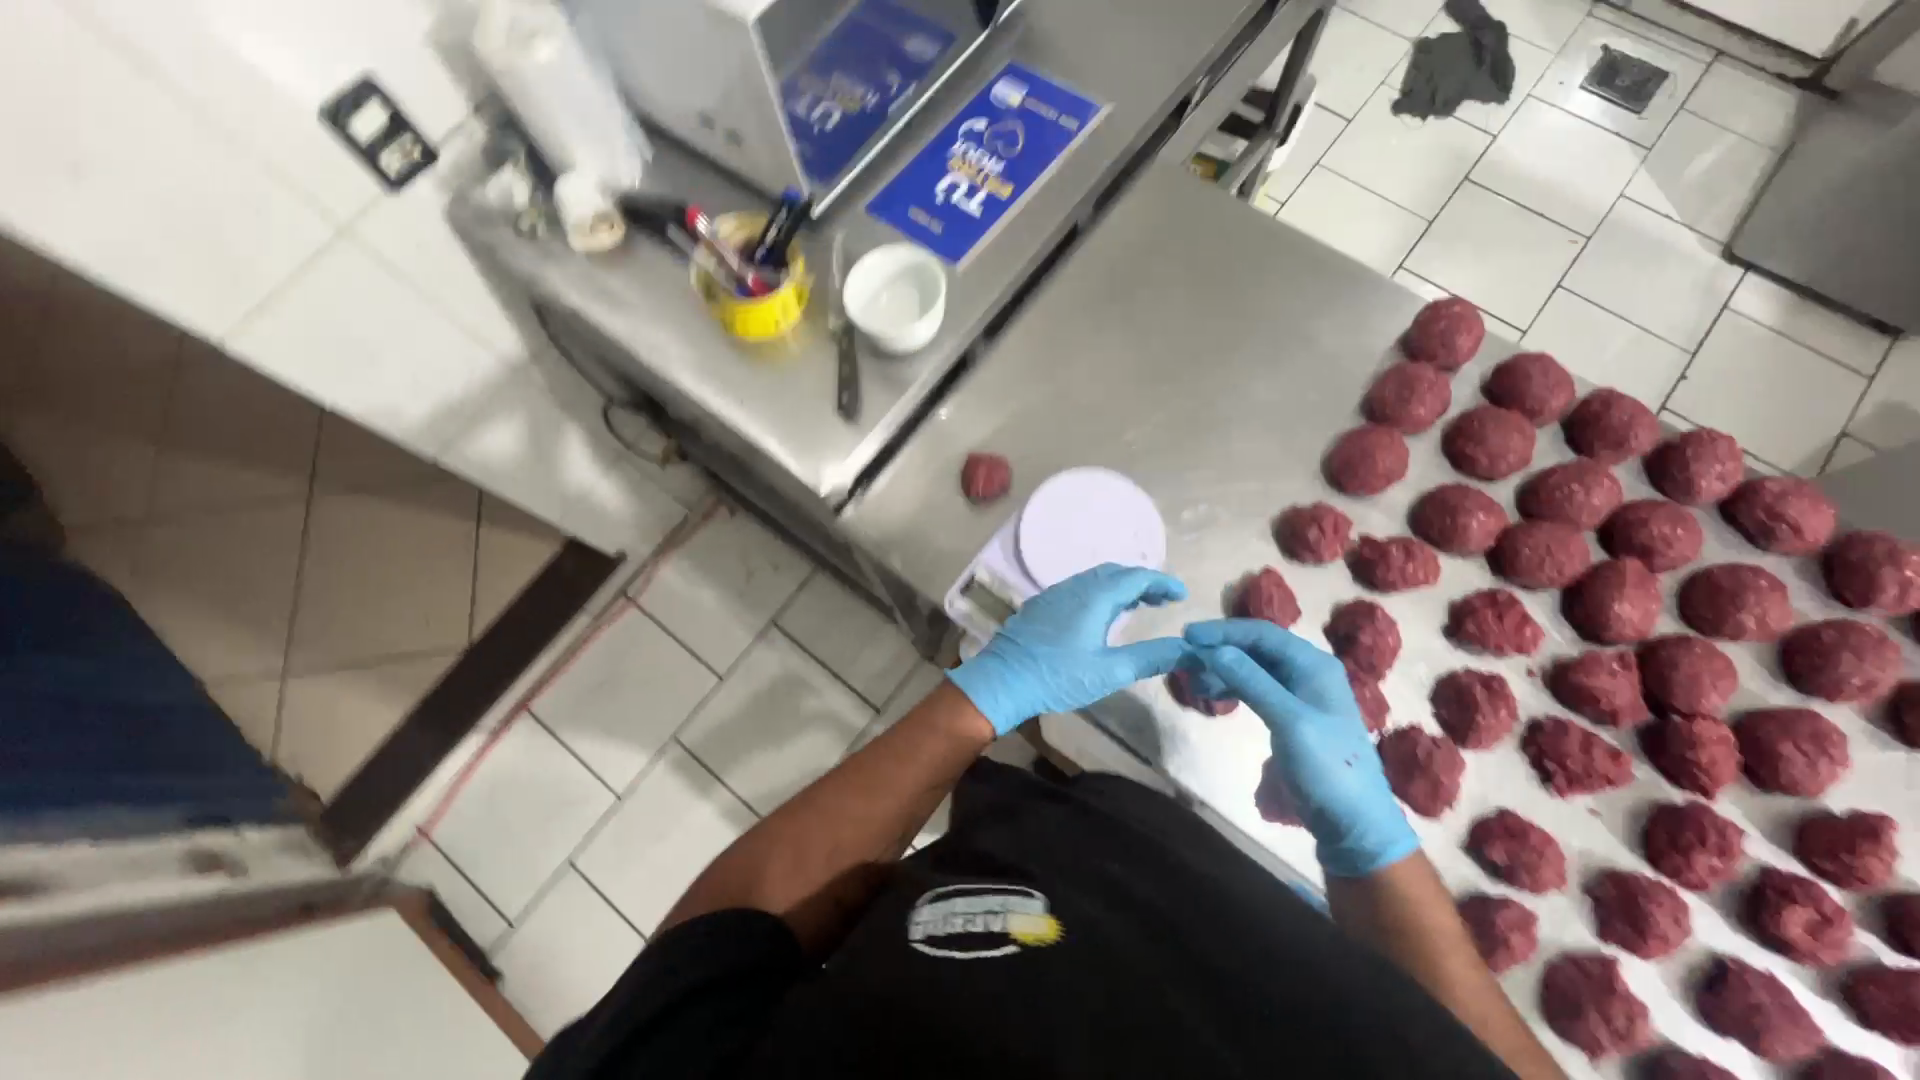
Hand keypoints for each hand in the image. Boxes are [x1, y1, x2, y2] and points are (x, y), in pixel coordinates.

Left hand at [948, 564, 1188, 734]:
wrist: (1002, 681)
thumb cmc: (1058, 676)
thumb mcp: (1109, 672)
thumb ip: (1149, 658)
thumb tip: (1186, 649)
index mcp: (1094, 597)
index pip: (1136, 578)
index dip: (1162, 583)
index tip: (1181, 594)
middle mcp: (1074, 587)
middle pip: (1114, 573)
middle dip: (1142, 582)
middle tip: (1162, 600)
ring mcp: (1054, 595)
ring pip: (1093, 580)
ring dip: (1119, 587)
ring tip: (1137, 605)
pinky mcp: (1040, 606)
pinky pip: (1077, 589)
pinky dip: (1099, 593)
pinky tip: (1100, 615)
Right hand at [1185, 619, 1417, 877]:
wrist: (1353, 822)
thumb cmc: (1327, 768)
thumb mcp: (1288, 721)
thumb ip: (1252, 682)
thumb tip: (1214, 650)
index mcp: (1314, 665)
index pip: (1262, 634)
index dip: (1224, 632)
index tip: (1187, 636)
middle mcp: (1309, 672)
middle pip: (1258, 648)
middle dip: (1221, 650)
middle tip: (1186, 661)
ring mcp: (1301, 696)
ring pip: (1255, 669)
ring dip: (1225, 670)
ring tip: (1195, 683)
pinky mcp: (1292, 718)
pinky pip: (1257, 689)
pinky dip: (1234, 688)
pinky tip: (1216, 697)